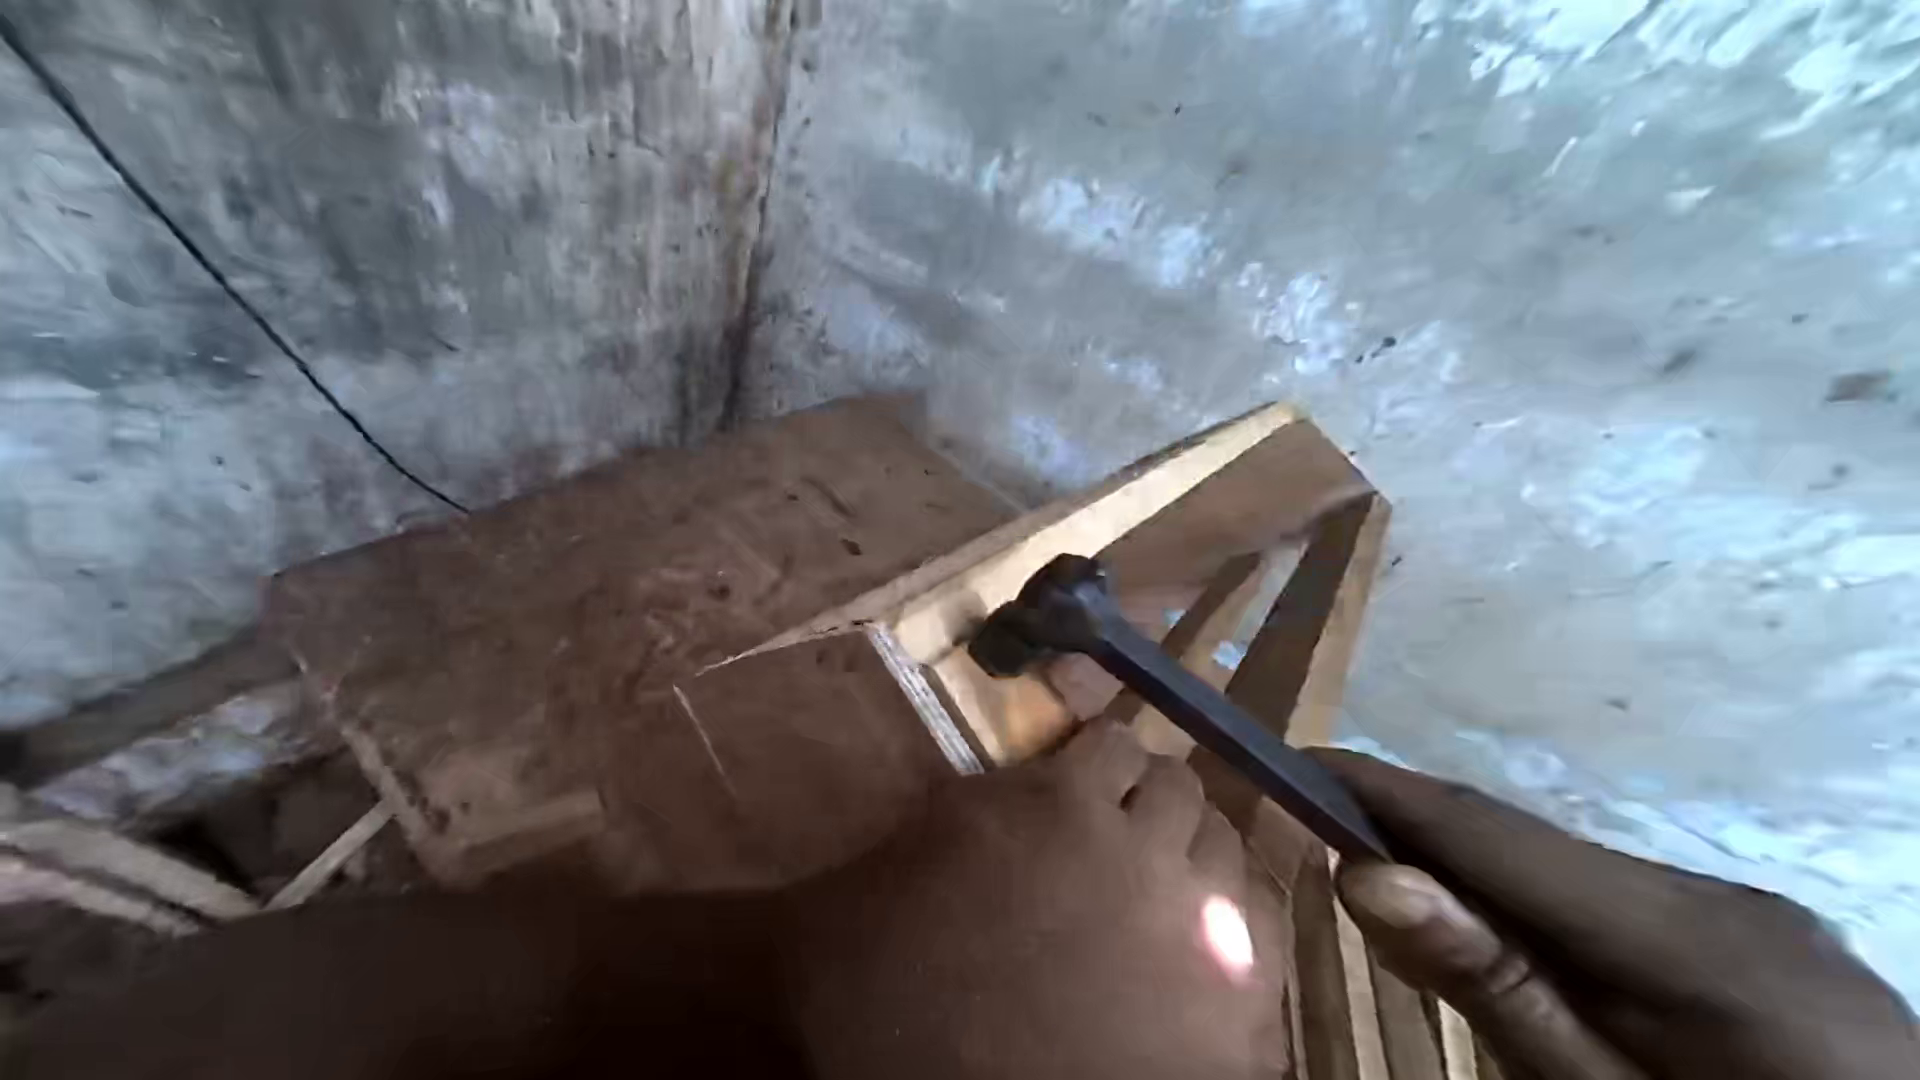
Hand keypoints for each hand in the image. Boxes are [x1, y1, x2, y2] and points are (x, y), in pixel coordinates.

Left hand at [782, 720, 1263, 1079]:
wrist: (864, 1017)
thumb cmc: (988, 1056)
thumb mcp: (1128, 1059)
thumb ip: (1190, 1010)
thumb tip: (1225, 951)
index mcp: (1221, 1020)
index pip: (1268, 924)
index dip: (1226, 886)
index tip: (1195, 874)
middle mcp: (1196, 929)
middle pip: (1221, 839)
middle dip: (1185, 831)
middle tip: (1144, 829)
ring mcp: (1129, 855)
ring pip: (1176, 782)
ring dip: (1148, 786)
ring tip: (1110, 792)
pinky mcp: (1061, 799)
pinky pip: (1111, 742)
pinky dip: (1103, 747)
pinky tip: (1077, 762)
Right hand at [1309, 749, 1919, 1079]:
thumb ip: (1492, 986)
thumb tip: (1363, 873)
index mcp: (1693, 938)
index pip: (1486, 826)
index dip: (1381, 786)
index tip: (1295, 758)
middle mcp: (1711, 897)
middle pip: (1513, 839)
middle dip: (1409, 830)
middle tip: (1322, 839)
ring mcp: (1734, 914)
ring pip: (1544, 864)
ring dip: (1455, 870)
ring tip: (1394, 898)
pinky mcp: (1737, 940)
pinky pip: (1584, 895)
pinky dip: (1512, 903)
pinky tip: (1489, 937)